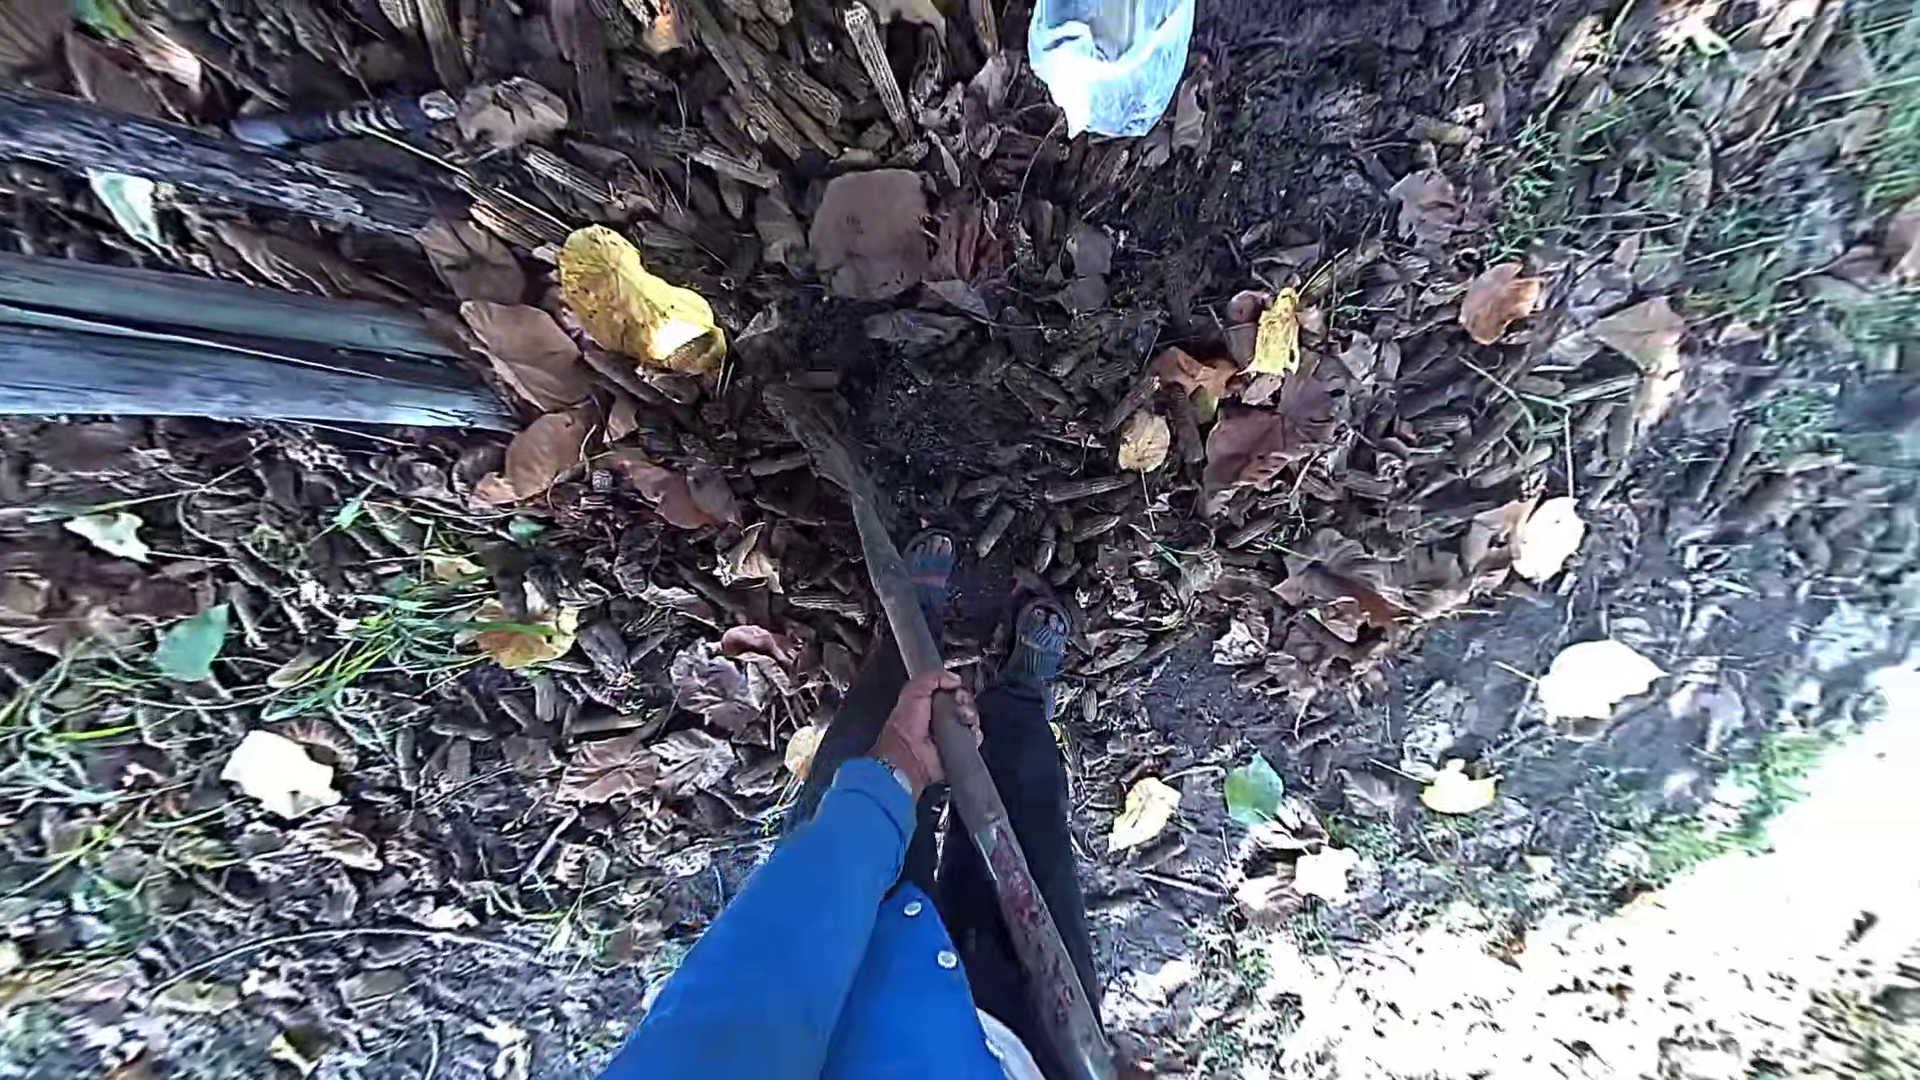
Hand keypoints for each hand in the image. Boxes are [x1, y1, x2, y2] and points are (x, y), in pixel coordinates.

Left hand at [872, 669, 978, 798]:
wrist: (909, 755)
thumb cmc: (905, 725)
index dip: (956, 687)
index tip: (957, 688)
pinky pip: (974, 736)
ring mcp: (950, 732)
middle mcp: (940, 717)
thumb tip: (955, 679)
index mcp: (929, 702)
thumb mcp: (914, 690)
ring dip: (971, 716)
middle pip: (964, 703)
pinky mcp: (958, 747)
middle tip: (960, 704)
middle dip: (966, 701)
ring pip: (971, 718)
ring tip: (963, 718)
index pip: (951, 689)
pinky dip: (974, 732)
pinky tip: (967, 730)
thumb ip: (933, 677)